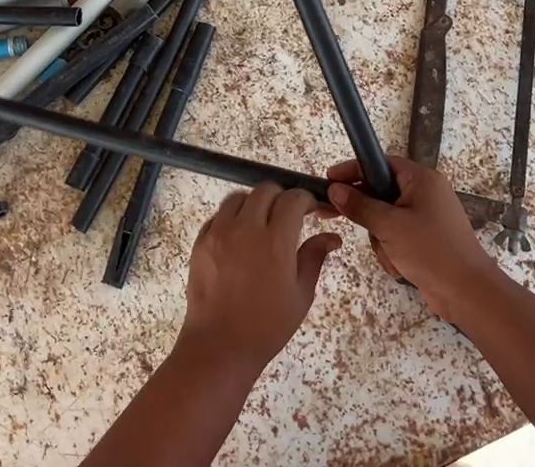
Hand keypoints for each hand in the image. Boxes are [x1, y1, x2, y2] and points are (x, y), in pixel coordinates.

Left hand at [178, 183, 340, 372]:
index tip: (313, 208)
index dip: (306, 199)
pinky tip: (240, 236)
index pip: (293, 199)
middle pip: (266, 190)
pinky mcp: (201, 239)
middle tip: (290, 214)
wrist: (220, 344)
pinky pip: (218, 215)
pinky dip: (232, 217)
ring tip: (263, 222)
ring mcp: (219, 231)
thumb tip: (332, 236)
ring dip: (255, 202)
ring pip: (239, 197)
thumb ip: (314, 257)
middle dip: (282, 196)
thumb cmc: (267, 325)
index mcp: (276, 241)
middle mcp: (246, 228)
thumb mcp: (300, 294)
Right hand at [326, 157, 495, 317]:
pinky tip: (400, 267)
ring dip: (380, 238)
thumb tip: (335, 190)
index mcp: (421, 179)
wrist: (469, 293)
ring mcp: (428, 217)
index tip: (329, 180)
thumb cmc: (430, 250)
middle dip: (366, 213)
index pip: (380, 163)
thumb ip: (359, 205)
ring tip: (390, 255)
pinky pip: (398, 236)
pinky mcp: (427, 239)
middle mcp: (426, 193)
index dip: (353, 170)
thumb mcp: (389, 226)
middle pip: (381, 192)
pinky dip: (393, 250)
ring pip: (386, 218)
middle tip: (331, 215)